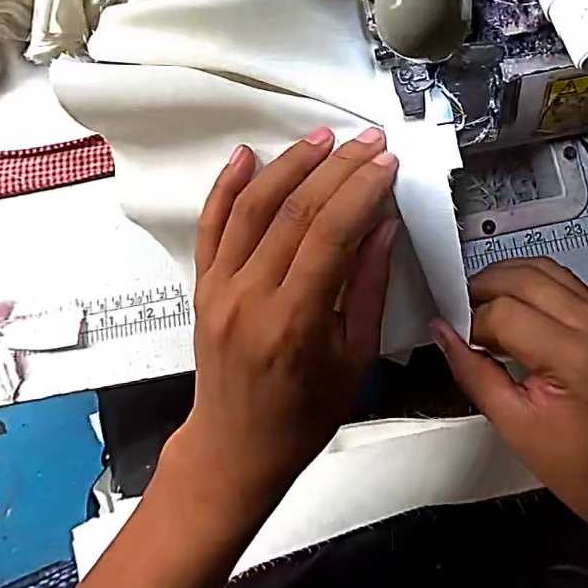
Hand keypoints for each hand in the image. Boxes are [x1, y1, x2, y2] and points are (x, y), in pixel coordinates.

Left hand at [163, 127, 400, 519]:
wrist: (234, 448)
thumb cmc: (301, 415)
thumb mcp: (355, 358)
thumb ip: (369, 286)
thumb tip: (383, 226)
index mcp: (294, 322)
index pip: (331, 233)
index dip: (362, 190)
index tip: (385, 165)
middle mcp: (250, 298)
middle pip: (296, 211)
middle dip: (338, 169)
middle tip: (367, 143)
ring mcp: (220, 288)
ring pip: (253, 207)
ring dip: (290, 165)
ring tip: (321, 138)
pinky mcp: (203, 285)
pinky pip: (212, 225)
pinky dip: (227, 186)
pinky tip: (245, 156)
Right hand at [431, 257, 587, 547]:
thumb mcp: (515, 427)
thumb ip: (473, 372)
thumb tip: (444, 333)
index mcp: (583, 361)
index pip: (507, 313)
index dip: (472, 322)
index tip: (456, 336)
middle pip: (526, 278)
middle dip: (484, 289)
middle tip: (461, 313)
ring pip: (545, 269)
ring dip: (506, 280)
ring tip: (483, 308)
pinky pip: (565, 282)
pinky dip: (531, 286)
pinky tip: (513, 308)